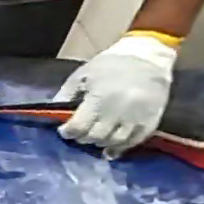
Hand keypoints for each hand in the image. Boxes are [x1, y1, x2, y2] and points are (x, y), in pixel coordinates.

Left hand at [55, 33, 179, 158]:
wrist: (149, 53)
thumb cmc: (109, 64)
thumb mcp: (80, 77)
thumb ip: (64, 97)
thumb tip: (51, 117)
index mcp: (101, 98)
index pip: (77, 128)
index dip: (67, 132)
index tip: (65, 129)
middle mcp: (121, 109)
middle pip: (94, 137)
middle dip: (83, 137)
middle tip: (81, 132)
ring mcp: (139, 114)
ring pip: (114, 141)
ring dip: (100, 142)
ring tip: (95, 136)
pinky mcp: (153, 117)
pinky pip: (136, 140)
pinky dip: (121, 147)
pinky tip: (111, 150)